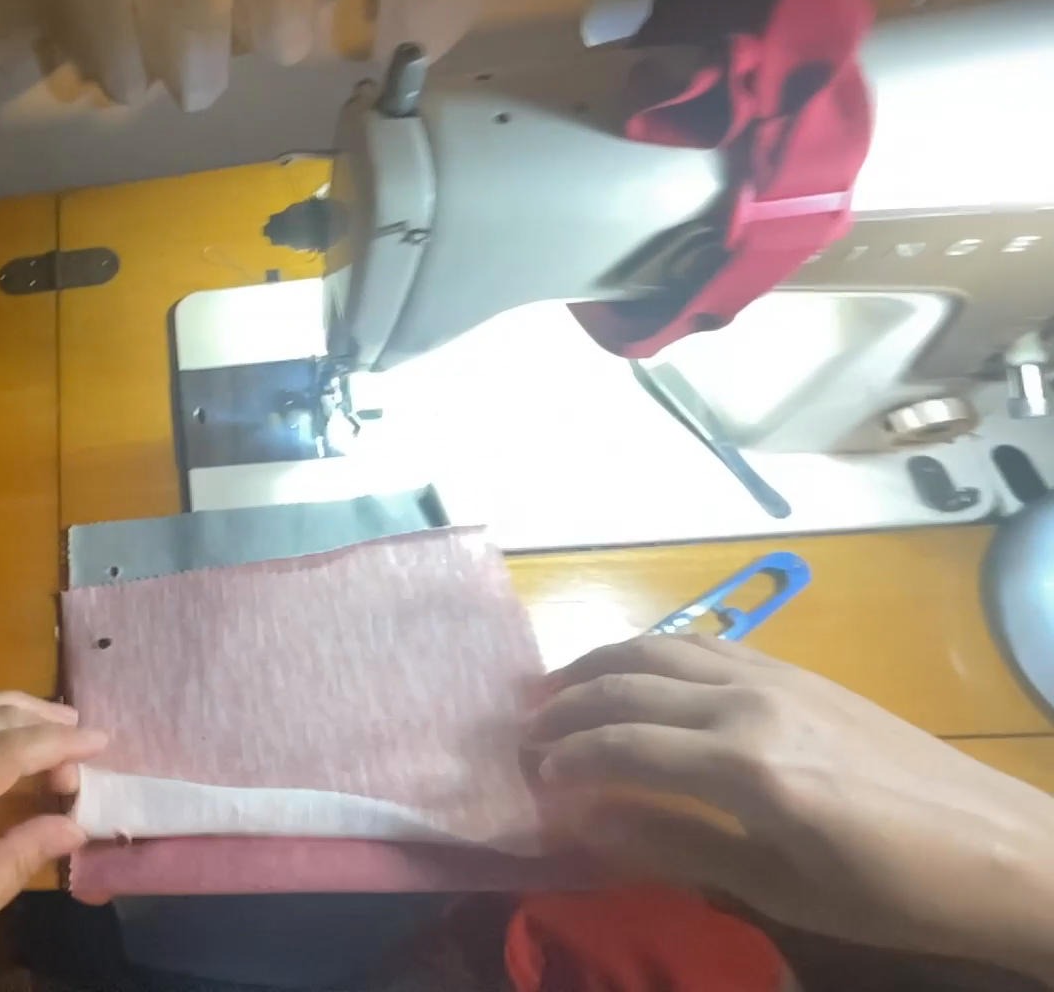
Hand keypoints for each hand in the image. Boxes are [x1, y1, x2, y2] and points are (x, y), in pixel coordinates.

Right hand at [528, 634, 1053, 979]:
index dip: (570, 758)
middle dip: (563, 706)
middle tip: (527, 727)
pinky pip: (694, 641)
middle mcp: (746, 706)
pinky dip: (642, 651)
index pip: (623, 746)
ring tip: (555, 685)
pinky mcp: (788, 667)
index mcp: (748, 768)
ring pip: (650, 648)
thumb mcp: (781, 888)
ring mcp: (768, 676)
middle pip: (623, 687)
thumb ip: (672, 841)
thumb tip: (583, 816)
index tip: (539, 774)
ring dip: (591, 664)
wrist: (1014, 852)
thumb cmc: (893, 889)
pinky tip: (626, 671)